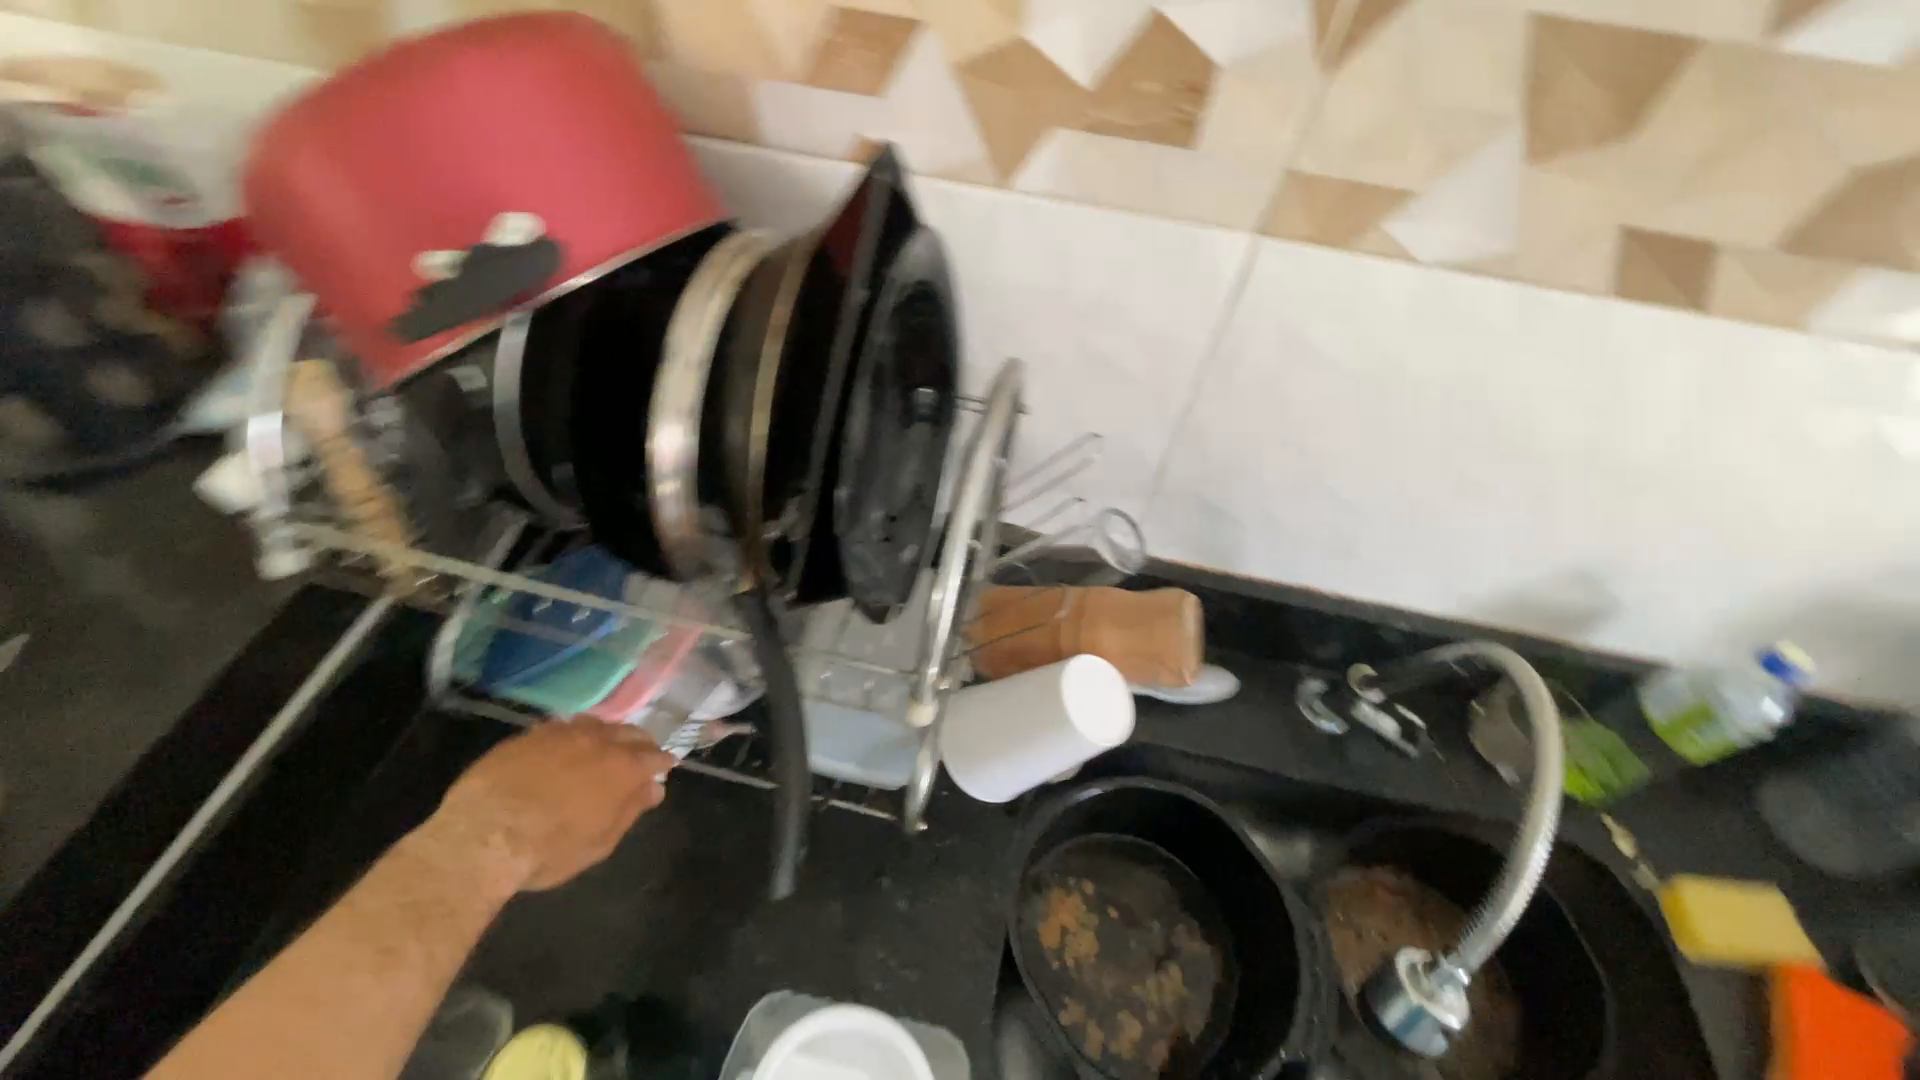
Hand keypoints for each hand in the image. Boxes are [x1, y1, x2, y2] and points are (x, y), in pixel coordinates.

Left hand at [423, 720, 674, 892]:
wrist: (482, 836)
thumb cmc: (549, 850)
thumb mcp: (600, 842)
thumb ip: (630, 811)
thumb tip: (653, 789)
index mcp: (624, 768)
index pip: (655, 756)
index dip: (662, 763)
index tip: (664, 769)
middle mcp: (599, 740)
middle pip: (630, 732)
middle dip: (639, 744)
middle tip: (637, 758)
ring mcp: (562, 733)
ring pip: (596, 724)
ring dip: (606, 735)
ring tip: (601, 749)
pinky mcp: (529, 734)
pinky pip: (561, 727)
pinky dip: (571, 736)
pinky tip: (563, 749)